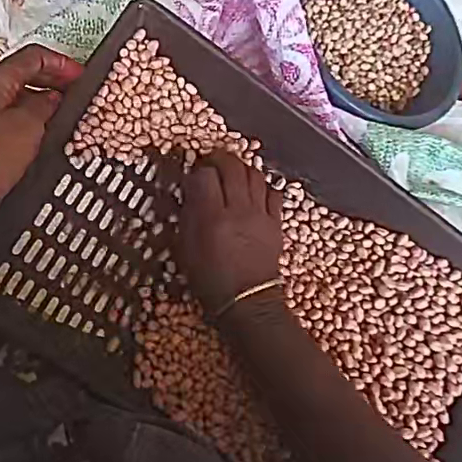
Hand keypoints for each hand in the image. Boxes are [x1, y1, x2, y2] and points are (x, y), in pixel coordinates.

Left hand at [0, 43, 82, 226]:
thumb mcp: (29, 125)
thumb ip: (46, 105)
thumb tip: (54, 98)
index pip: (33, 56)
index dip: (62, 63)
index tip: (82, 75)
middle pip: (26, 72)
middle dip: (55, 79)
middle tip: (79, 91)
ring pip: (21, 96)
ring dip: (46, 100)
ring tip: (69, 112)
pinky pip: (16, 118)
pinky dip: (35, 119)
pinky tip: (49, 132)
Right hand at [177, 151, 282, 314]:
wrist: (246, 302)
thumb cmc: (209, 280)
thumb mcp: (185, 249)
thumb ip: (188, 216)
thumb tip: (190, 194)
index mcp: (211, 218)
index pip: (203, 176)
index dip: (196, 172)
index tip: (191, 177)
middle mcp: (237, 211)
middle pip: (231, 167)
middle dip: (218, 159)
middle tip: (210, 163)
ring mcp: (260, 215)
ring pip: (254, 174)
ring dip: (241, 168)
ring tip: (231, 173)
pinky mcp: (275, 223)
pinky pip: (272, 192)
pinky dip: (262, 185)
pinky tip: (253, 191)